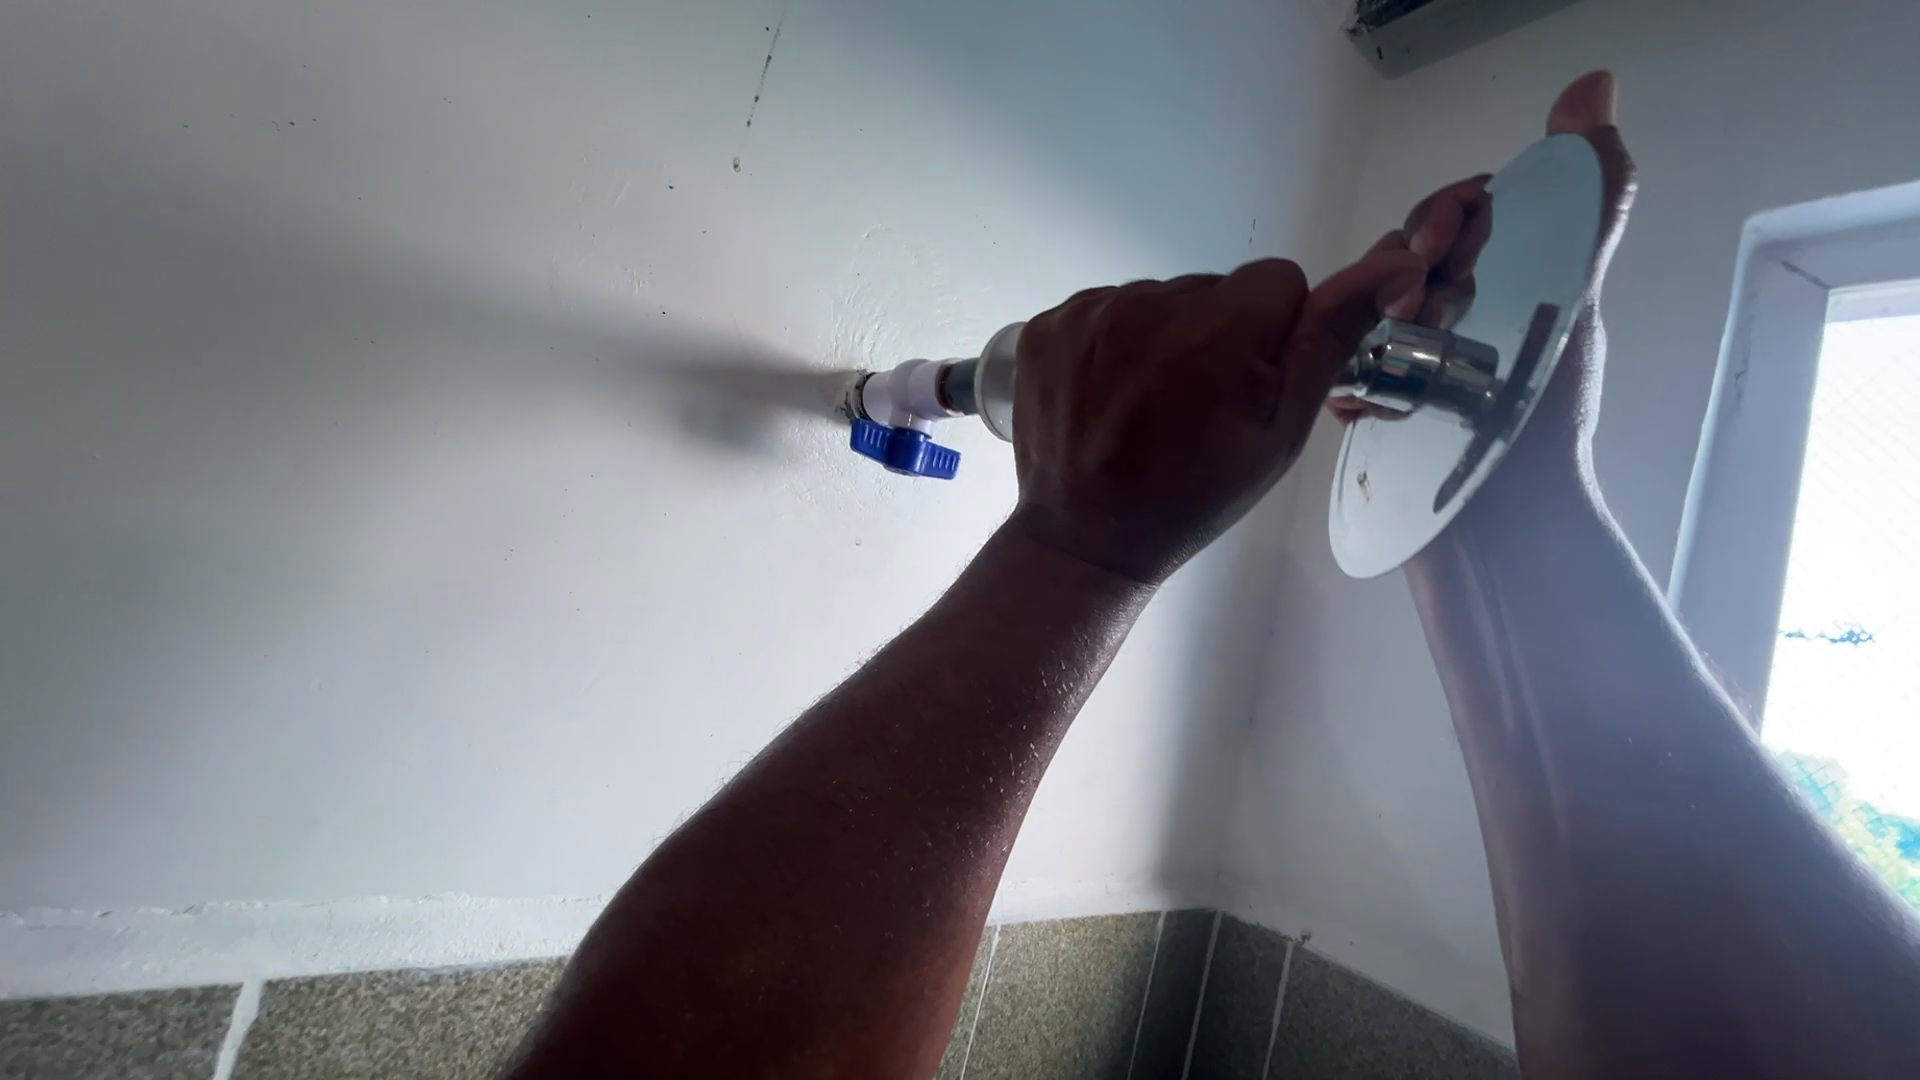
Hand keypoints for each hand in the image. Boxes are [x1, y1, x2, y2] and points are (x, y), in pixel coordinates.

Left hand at [1009, 251, 1426, 584]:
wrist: (1086, 536)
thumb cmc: (1190, 497)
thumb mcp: (1276, 435)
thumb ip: (1326, 343)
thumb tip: (1394, 263)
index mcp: (1217, 329)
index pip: (1275, 281)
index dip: (1270, 334)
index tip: (1243, 385)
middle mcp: (1147, 304)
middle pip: (1209, 290)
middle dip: (1212, 335)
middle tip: (1188, 406)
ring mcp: (1087, 315)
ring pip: (1153, 299)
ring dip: (1158, 339)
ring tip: (1142, 407)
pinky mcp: (1044, 329)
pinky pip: (1100, 312)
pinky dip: (1107, 345)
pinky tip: (1105, 396)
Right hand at [1331, 71, 1637, 494]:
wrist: (1491, 538)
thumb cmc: (1531, 428)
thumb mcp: (1568, 306)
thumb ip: (1585, 205)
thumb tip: (1592, 91)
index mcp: (1510, 291)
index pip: (1460, 222)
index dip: (1446, 216)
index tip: (1442, 244)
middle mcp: (1463, 325)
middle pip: (1404, 268)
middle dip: (1400, 273)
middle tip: (1412, 308)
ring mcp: (1417, 371)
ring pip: (1366, 317)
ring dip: (1360, 323)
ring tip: (1375, 355)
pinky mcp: (1381, 413)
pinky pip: (1343, 374)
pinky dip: (1342, 379)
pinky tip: (1349, 401)